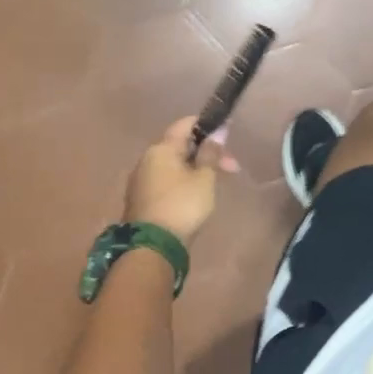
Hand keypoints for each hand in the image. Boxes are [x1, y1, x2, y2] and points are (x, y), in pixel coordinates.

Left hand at [123, 118, 237, 245]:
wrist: (152, 249)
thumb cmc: (182, 205)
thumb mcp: (205, 177)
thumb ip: (211, 152)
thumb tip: (219, 131)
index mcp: (161, 149)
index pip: (186, 124)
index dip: (208, 124)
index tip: (228, 135)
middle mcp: (146, 160)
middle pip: (181, 145)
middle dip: (207, 152)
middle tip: (231, 167)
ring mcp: (141, 181)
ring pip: (174, 164)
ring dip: (197, 167)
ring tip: (216, 182)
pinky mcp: (141, 199)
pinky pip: (167, 179)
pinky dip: (184, 180)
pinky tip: (198, 193)